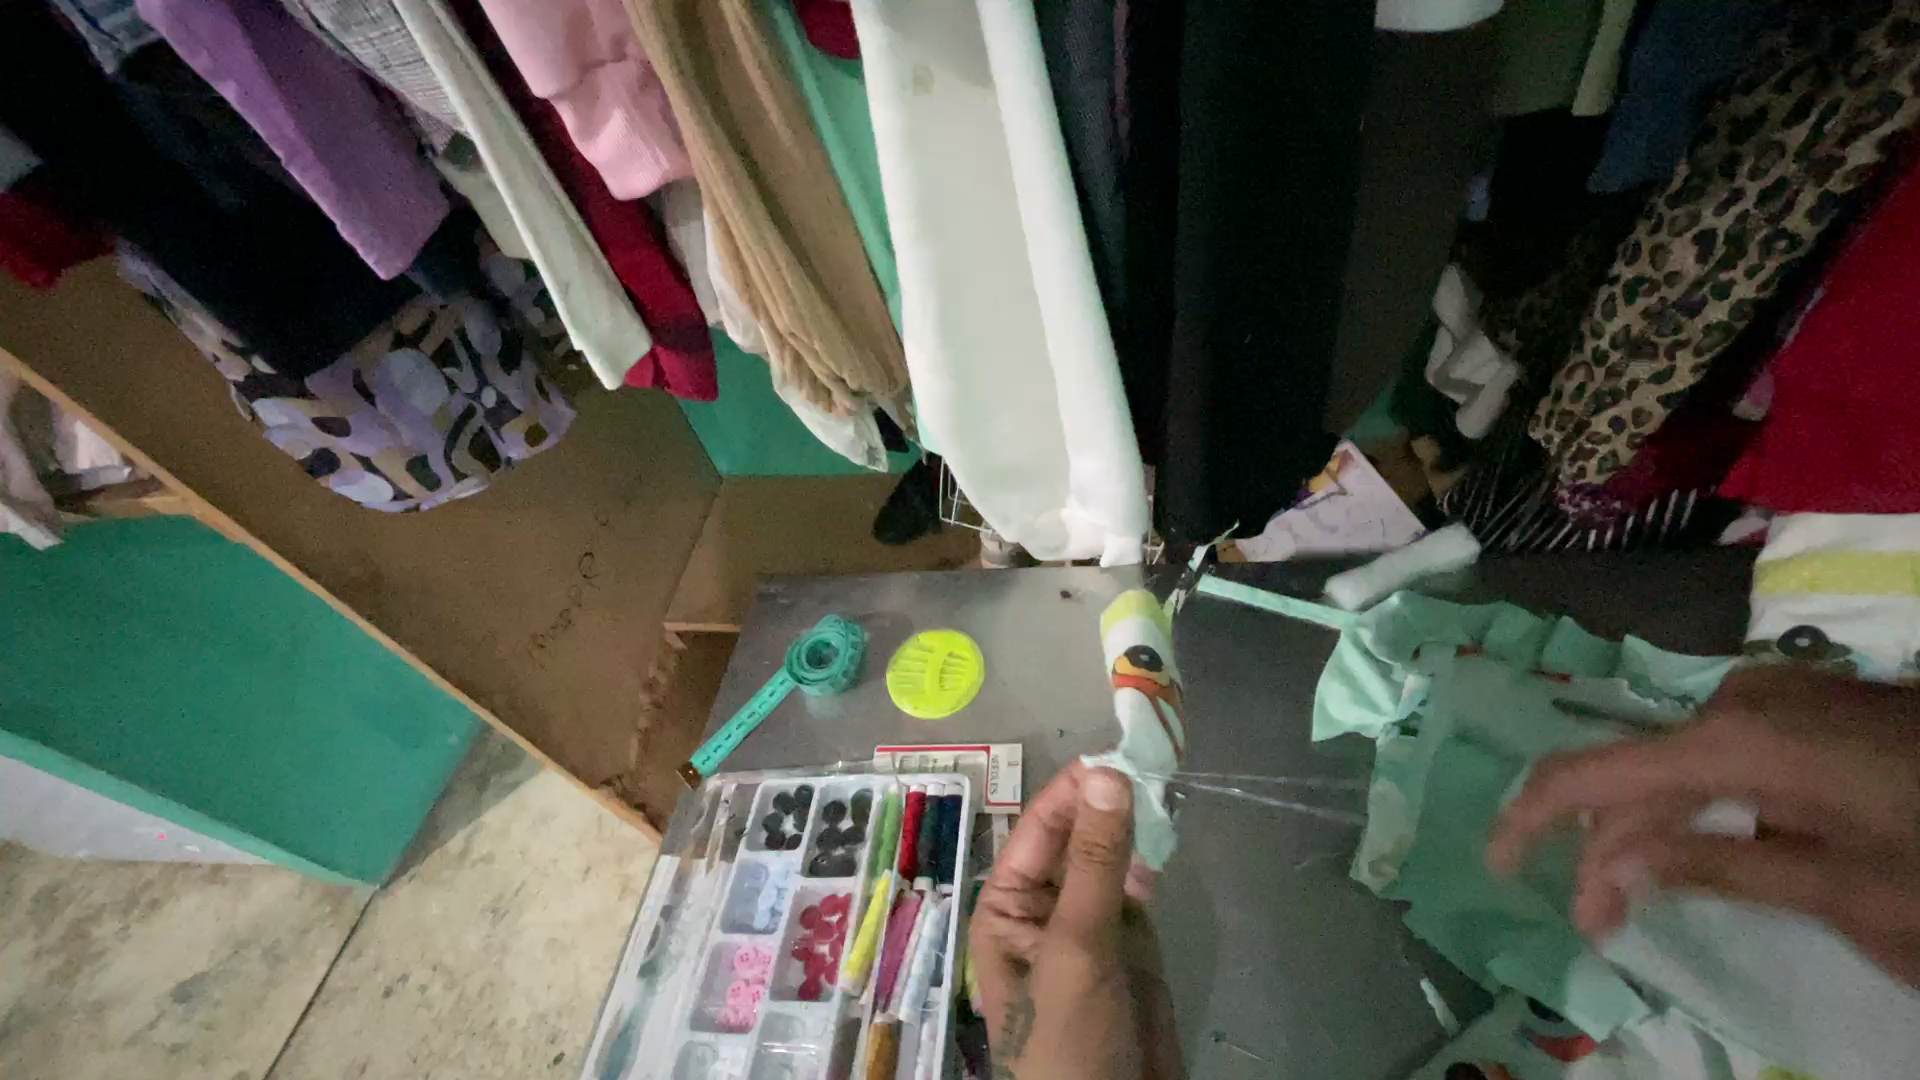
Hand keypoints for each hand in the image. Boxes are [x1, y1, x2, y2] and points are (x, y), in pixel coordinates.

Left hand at [969, 763, 1180, 1079]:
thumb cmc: (1070, 1038)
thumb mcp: (1076, 945)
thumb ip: (1096, 861)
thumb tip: (1108, 773)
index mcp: (1009, 903)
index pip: (1040, 827)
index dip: (1075, 788)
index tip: (1117, 750)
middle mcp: (1045, 902)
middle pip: (1076, 835)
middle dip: (1107, 798)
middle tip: (1149, 754)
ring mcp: (1089, 920)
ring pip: (1110, 854)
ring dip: (1132, 820)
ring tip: (1162, 775)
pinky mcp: (1130, 939)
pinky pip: (1136, 882)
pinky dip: (1151, 853)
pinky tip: (1167, 823)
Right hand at [1486, 665, 1919, 986]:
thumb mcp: (1856, 896)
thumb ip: (1715, 871)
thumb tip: (1606, 870)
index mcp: (1734, 741)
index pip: (1588, 775)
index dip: (1529, 818)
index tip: (1497, 863)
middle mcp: (1733, 704)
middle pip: (1634, 779)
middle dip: (1604, 851)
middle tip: (1598, 922)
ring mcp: (1772, 699)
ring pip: (1676, 770)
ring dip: (1651, 833)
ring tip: (1641, 897)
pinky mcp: (1805, 708)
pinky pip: (1723, 759)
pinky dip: (1701, 810)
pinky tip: (1710, 851)